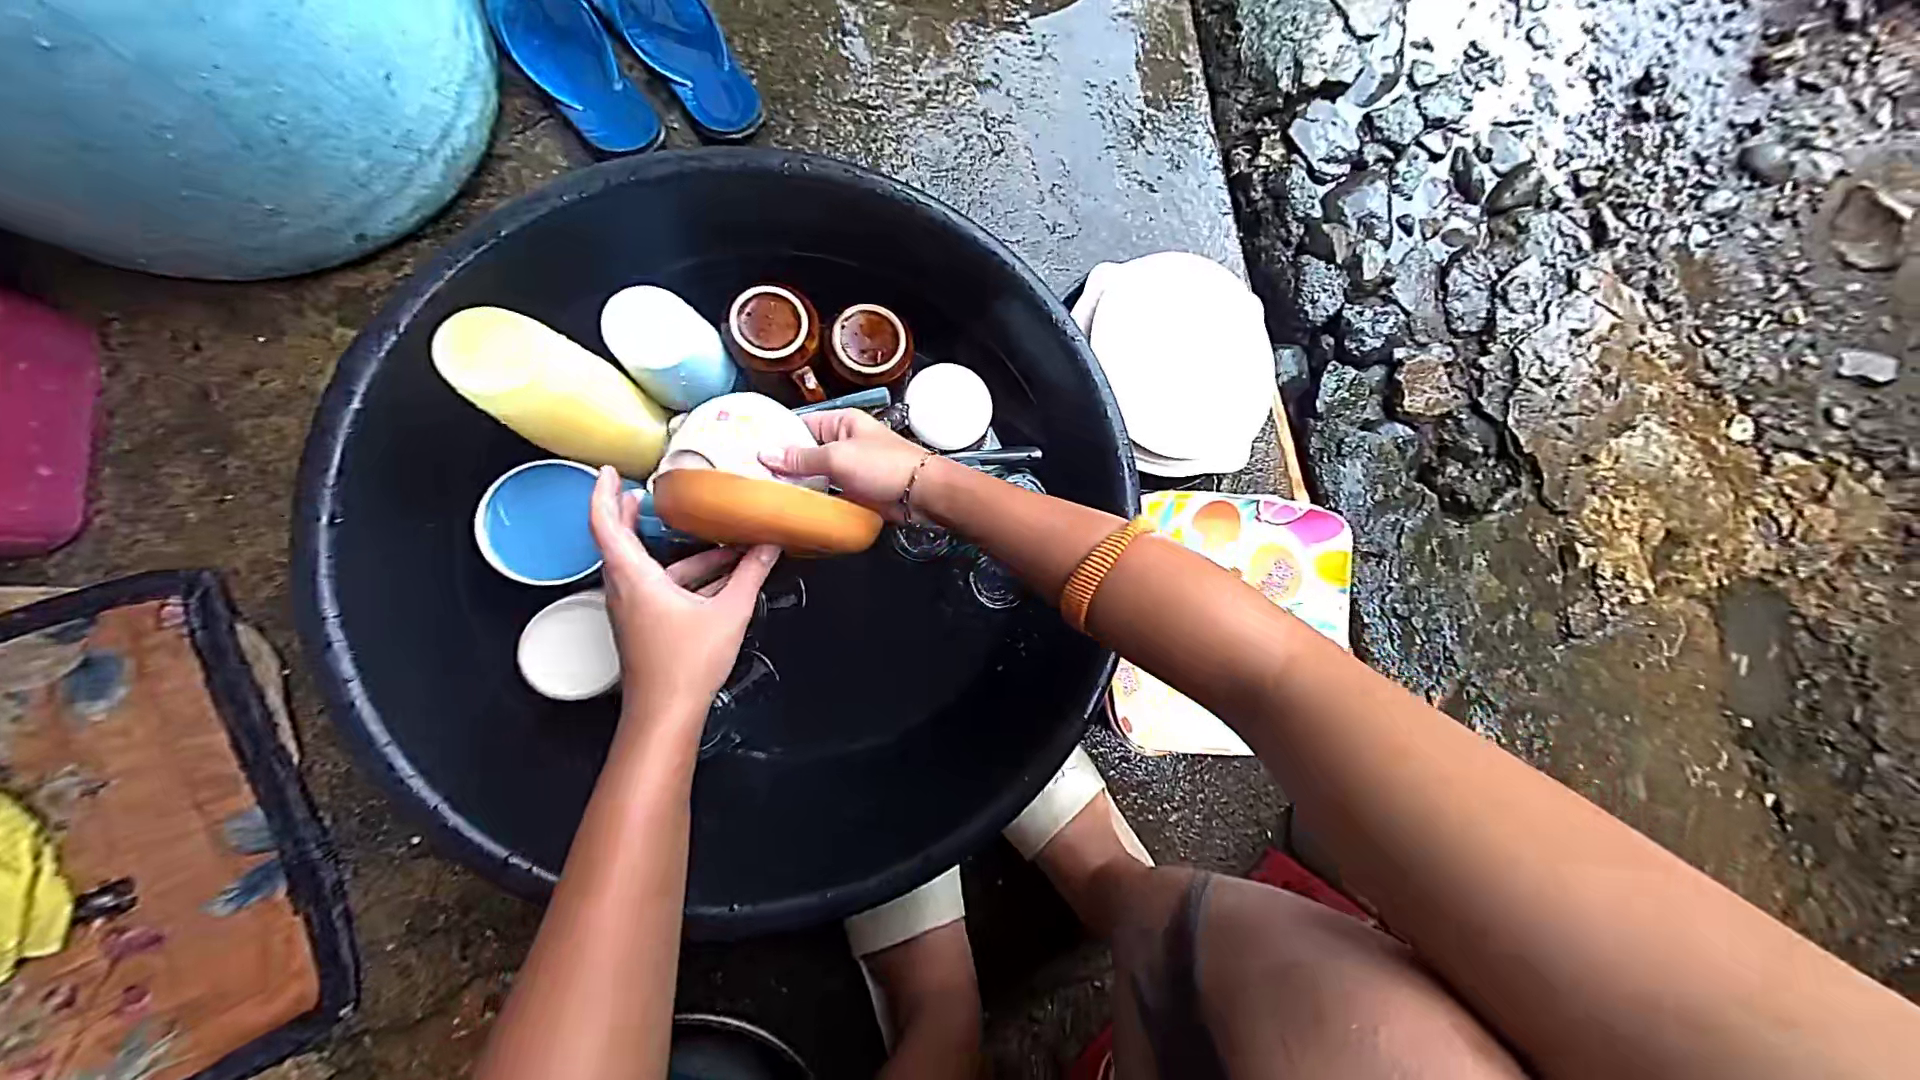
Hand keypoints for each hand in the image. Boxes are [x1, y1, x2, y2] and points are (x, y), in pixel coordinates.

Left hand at [588, 467, 779, 720]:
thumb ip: (750, 575)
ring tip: (712, 539)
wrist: (666, 714)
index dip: (602, 493)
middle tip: (644, 492)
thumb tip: (769, 547)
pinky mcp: (643, 623)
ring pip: (645, 566)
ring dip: (673, 550)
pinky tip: (718, 576)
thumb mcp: (729, 612)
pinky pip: (657, 586)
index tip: (608, 471)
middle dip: (630, 514)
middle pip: (619, 541)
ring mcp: (632, 609)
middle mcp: (625, 590)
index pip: (605, 526)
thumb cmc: (687, 665)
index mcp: (636, 579)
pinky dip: (683, 575)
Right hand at [760, 409, 928, 521]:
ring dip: (798, 484)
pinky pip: (828, 494)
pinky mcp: (855, 492)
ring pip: (815, 475)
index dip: (777, 437)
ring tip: (766, 493)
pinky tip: (793, 508)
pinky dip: (814, 500)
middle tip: (753, 476)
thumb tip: (768, 455)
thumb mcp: (838, 457)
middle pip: (805, 452)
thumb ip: (802, 458)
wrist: (922, 495)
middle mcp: (844, 442)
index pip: (800, 424)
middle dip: (783, 464)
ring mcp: (850, 469)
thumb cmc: (886, 466)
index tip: (750, 449)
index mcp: (842, 422)